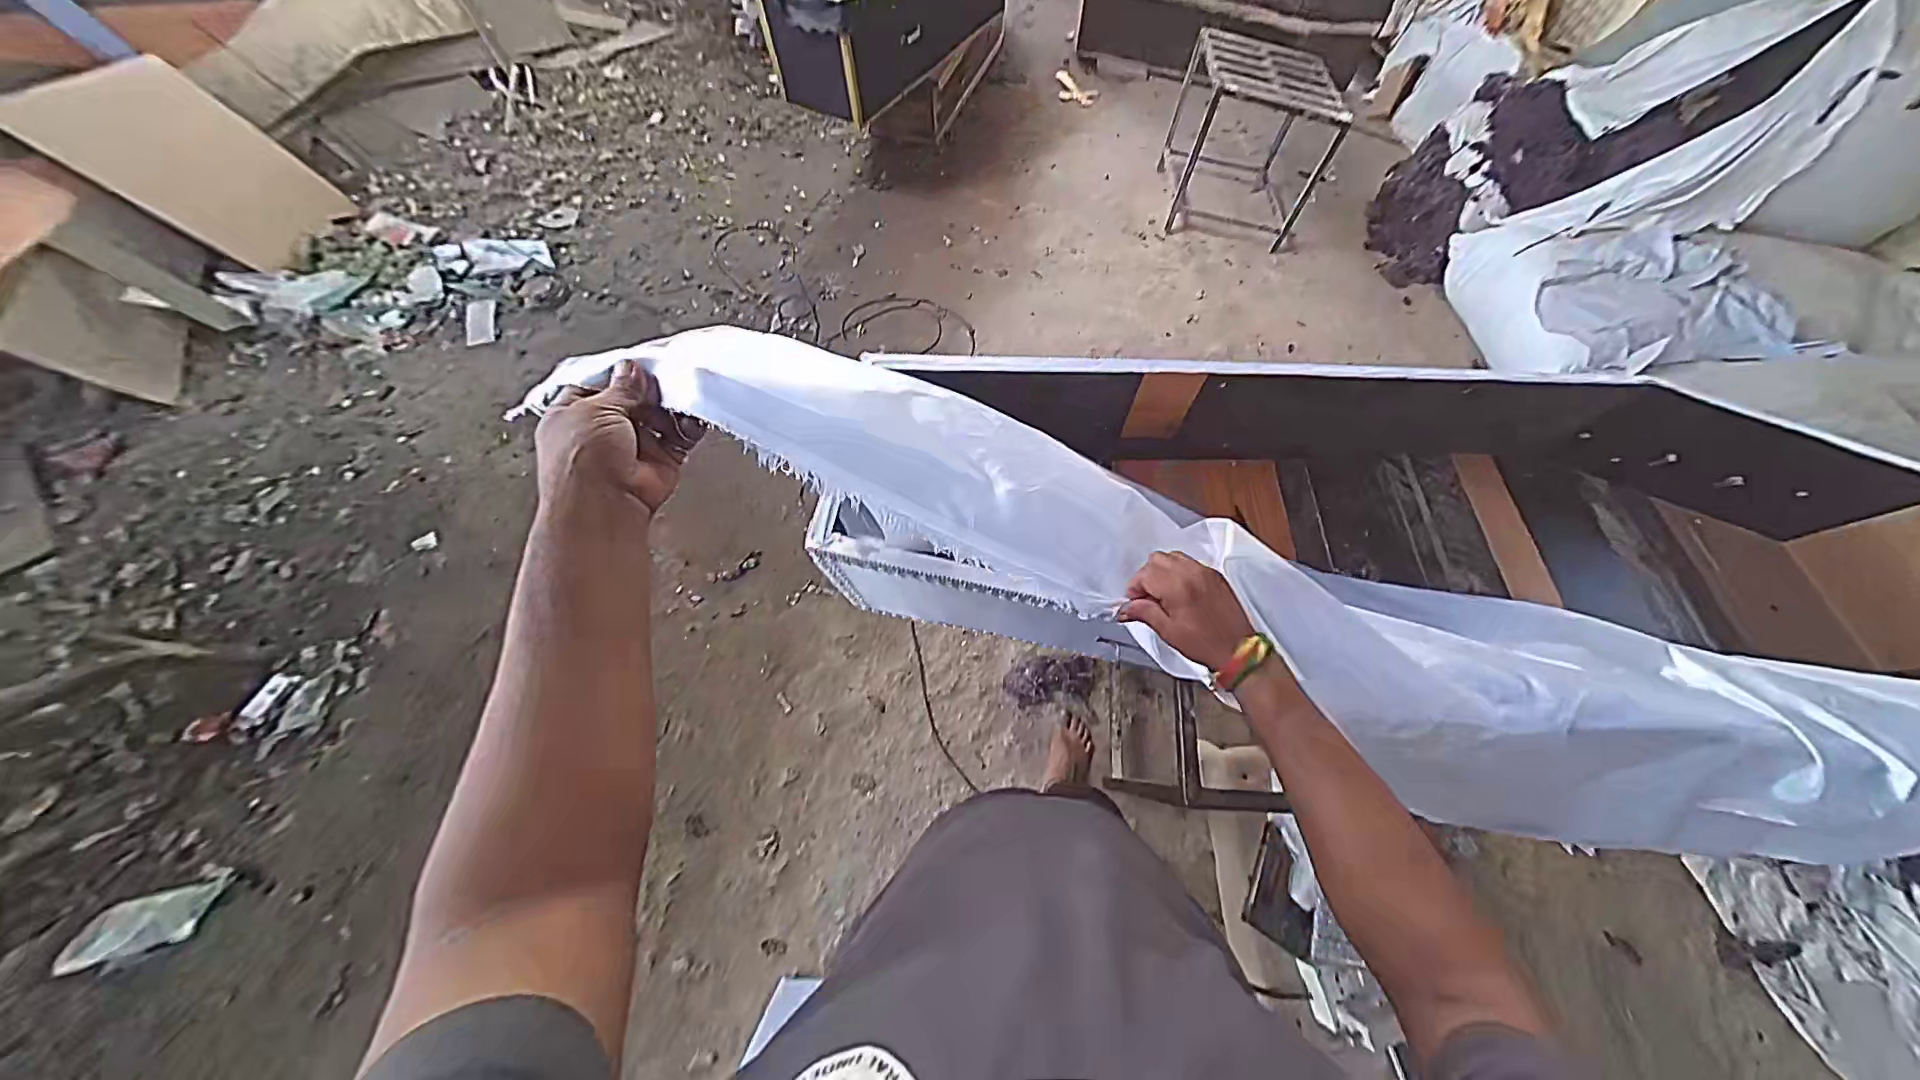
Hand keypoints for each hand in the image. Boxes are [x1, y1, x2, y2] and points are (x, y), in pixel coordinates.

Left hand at [535, 360, 704, 515]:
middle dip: (650, 390)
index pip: (600, 384)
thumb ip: (620, 388)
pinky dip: (689, 427)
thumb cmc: (583, 459)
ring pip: (660, 416)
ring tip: (679, 401)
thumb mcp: (596, 408)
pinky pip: (680, 437)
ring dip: (672, 407)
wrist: (605, 504)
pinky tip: (691, 420)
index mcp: (574, 413)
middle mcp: (605, 430)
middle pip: (635, 399)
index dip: (620, 374)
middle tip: (662, 383)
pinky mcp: (662, 459)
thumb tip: (632, 370)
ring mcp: (634, 445)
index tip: (639, 366)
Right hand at [1119, 551, 1256, 672]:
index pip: (1144, 574)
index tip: (1135, 603)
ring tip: (1163, 594)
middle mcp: (1192, 574)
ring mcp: (1205, 572)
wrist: (1239, 650)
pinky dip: (1178, 571)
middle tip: (1146, 598)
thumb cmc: (1207, 644)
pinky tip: (1179, 591)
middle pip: (1156, 560)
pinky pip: (1189, 562)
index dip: (1135, 589)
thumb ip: (1144, 613)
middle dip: (1146, 577)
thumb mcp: (1168, 631)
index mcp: (1178, 587)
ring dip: (1162, 571)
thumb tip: (1126, 608)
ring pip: (1172, 557)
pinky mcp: (1214, 575)